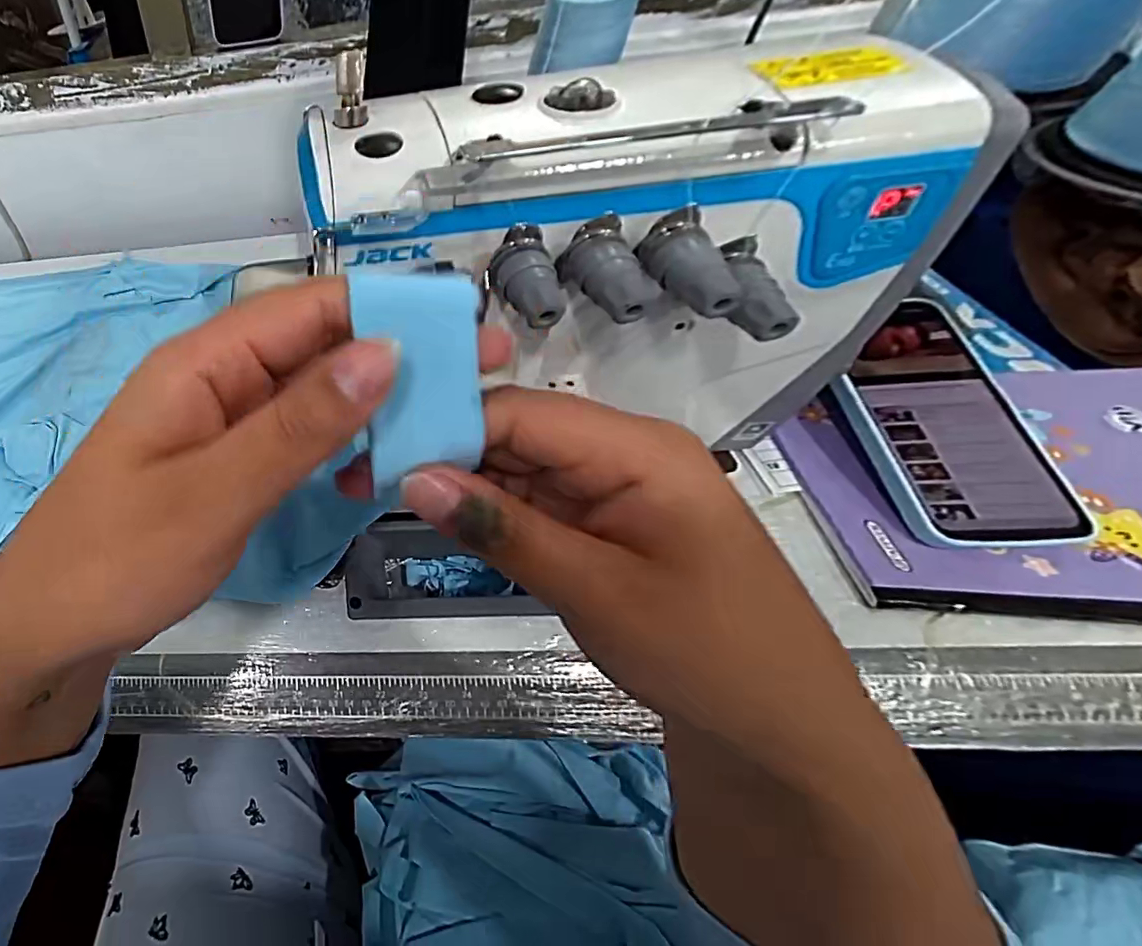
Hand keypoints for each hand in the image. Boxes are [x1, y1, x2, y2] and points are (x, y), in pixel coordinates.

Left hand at [0, 277, 506, 764]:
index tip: (467, 328)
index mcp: (203, 362)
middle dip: (393, 357)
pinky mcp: (224, 461)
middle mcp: (214, 378)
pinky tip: (371, 467)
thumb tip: (384, 351)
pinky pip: (292, 435)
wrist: (48, 632)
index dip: (390, 309)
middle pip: (316, 346)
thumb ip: (300, 423)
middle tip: (478, 379)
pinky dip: (336, 443)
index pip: (310, 308)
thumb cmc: (119, 560)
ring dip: (370, 404)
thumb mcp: (217, 491)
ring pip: (310, 393)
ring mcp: (219, 421)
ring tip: (442, 423)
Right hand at [393, 387, 876, 775]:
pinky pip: (528, 495)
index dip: (444, 425)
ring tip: (379, 486)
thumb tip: (413, 479)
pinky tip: (434, 509)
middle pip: (512, 429)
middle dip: (441, 447)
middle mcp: (618, 450)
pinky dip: (483, 505)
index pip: (518, 412)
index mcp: (635, 448)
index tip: (374, 450)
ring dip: (455, 476)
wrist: (779, 729)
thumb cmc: (707, 654)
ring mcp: (607, 483)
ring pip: (513, 461)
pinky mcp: (596, 515)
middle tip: (362, 469)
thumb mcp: (596, 591)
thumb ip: (502, 529)